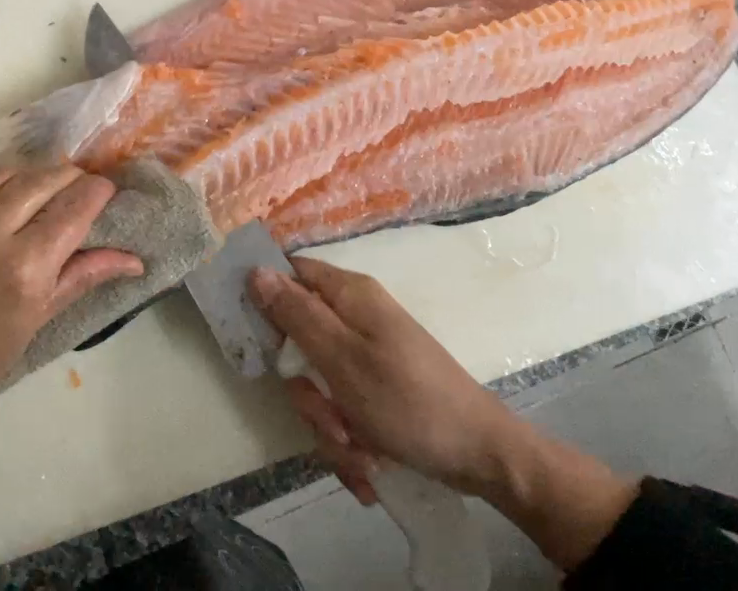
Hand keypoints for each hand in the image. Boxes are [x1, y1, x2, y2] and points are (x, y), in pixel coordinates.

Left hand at [0, 165, 142, 525]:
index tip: (104, 192)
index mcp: (23, 271)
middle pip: (41, 180)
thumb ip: (79, 278)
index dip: (96, 193)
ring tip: (31, 196)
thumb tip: (131, 258)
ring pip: (0, 172)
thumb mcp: (30, 326)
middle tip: (74, 190)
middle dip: (66, 180)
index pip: (74, 206)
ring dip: (24, 178)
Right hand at [249, 257, 521, 499]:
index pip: (290, 275)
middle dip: (307, 391)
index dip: (266, 301)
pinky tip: (369, 465)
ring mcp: (368, 356)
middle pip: (298, 341)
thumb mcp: (342, 359)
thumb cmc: (410, 402)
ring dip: (328, 425)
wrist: (483, 458)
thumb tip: (255, 271)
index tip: (257, 341)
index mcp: (350, 296)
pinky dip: (349, 440)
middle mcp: (356, 318)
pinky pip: (341, 409)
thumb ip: (296, 315)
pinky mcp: (377, 390)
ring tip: (358, 451)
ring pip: (317, 384)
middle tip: (329, 417)